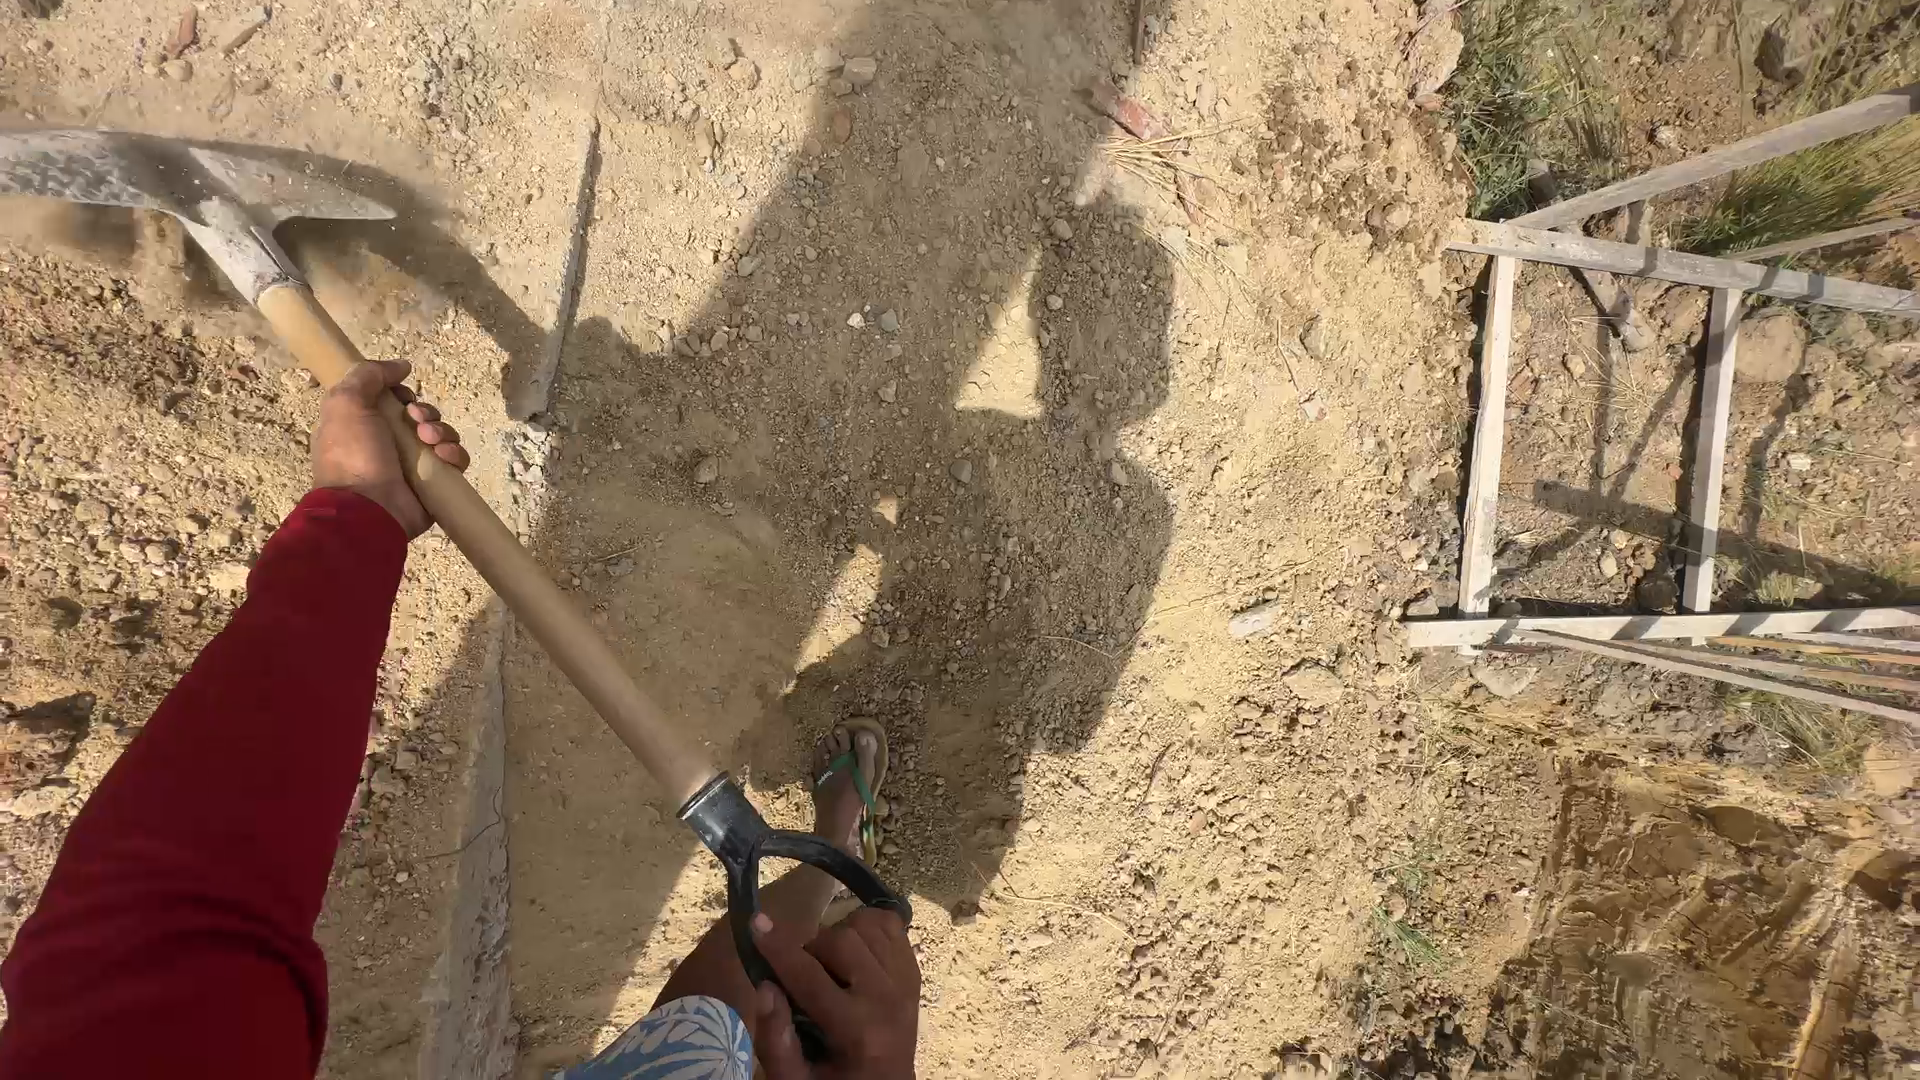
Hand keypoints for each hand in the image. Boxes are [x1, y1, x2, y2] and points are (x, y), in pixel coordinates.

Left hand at [311, 360, 469, 538]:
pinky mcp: (437, 481)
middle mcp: (391, 442)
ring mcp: (415, 463)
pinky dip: (454, 455)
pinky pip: (457, 460)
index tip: (403, 398)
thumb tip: (401, 364)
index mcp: (365, 424)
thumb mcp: (346, 403)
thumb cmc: (353, 454)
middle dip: (426, 414)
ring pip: (443, 436)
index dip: (403, 395)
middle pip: (422, 416)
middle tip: (417, 423)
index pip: (394, 401)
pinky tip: (444, 457)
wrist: (370, 506)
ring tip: (431, 443)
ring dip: (442, 433)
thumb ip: (368, 376)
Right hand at [751, 907, 919, 1078]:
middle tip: (802, 974)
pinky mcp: (914, 969)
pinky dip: (867, 927)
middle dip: (812, 950)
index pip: (811, 976)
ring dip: (838, 937)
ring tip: (829, 966)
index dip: (779, 948)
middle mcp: (887, 998)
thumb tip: (765, 986)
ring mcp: (906, 980)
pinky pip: (889, 924)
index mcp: (858, 1030)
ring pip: (864, 926)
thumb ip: (775, 1041)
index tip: (757, 923)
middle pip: (841, 940)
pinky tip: (855, 951)